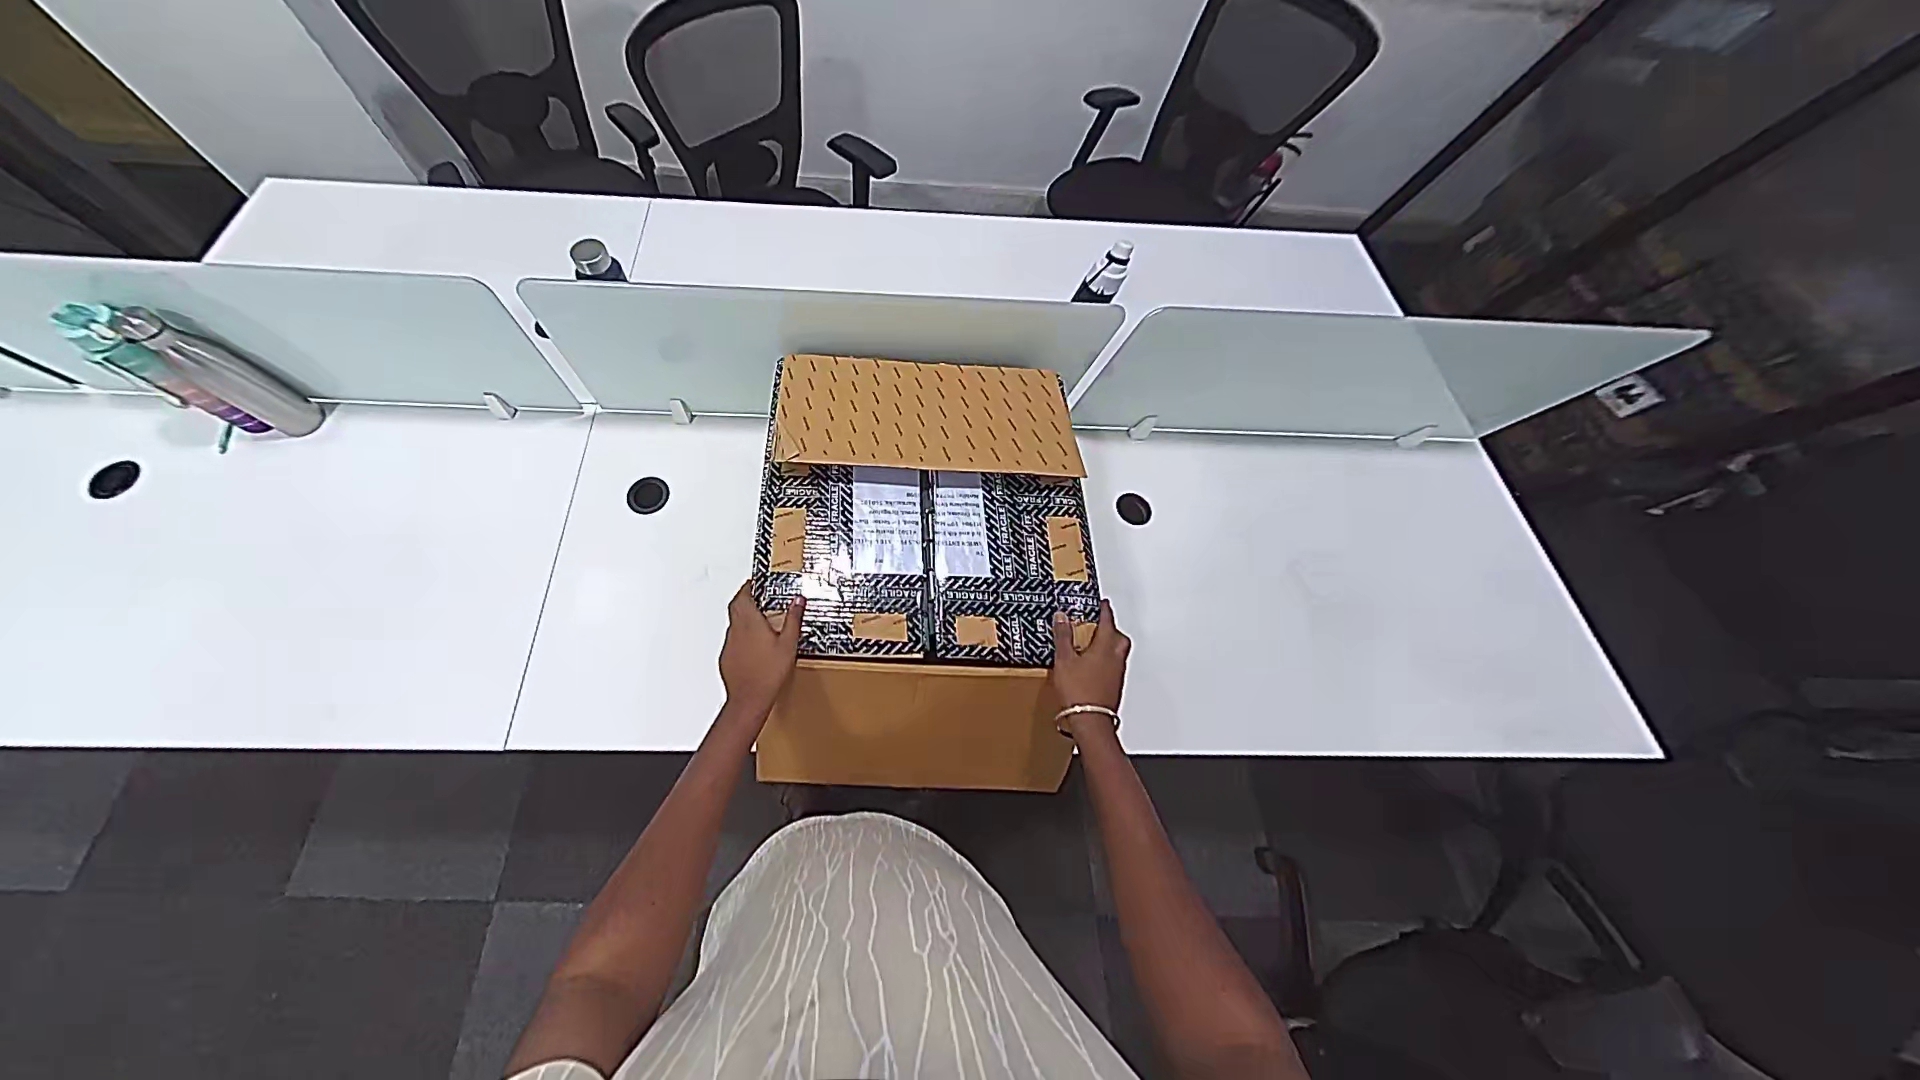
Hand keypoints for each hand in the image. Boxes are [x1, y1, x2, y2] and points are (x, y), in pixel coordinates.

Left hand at [719, 582, 803, 717]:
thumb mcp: (789, 643)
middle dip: (744, 598)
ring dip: (743, 618)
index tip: (754, 582)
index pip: (743, 596)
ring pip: (734, 624)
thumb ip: (793, 619)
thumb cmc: (769, 672)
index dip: (747, 587)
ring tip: (759, 620)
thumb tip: (798, 600)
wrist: (750, 698)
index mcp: (749, 622)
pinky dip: (742, 637)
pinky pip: (733, 641)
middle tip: (755, 595)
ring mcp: (729, 645)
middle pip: (735, 607)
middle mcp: (736, 631)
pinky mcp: (727, 659)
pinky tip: (755, 646)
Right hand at [1050, 600, 1129, 734]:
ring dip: (1109, 644)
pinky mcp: (1114, 687)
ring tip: (1094, 643)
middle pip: (1119, 637)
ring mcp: (1116, 674)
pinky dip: (1106, 660)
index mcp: (1105, 647)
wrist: (1090, 721)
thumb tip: (1062, 617)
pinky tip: (1092, 665)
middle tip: (1101, 623)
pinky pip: (1113, 666)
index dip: (1104, 610)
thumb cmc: (1079, 690)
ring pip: (1118, 652)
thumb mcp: (1064, 659)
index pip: (1107, 622)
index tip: (1102, 603)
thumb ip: (1063, 636)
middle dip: (1111, 628)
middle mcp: (1115, 658)